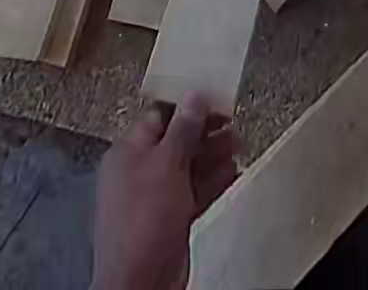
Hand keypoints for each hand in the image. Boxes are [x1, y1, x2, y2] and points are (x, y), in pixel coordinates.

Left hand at [91, 92, 238, 289]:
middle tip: (232, 123)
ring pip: (189, 166)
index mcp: (128, 151)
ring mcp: (155, 197)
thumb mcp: (167, 164)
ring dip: (214, 155)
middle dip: (205, 132)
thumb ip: (183, 129)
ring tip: (239, 144)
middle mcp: (140, 171)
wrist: (142, 285)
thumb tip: (194, 96)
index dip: (187, 106)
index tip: (214, 99)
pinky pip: (194, 192)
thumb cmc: (144, 220)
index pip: (159, 116)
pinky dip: (213, 182)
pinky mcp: (171, 219)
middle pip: (177, 140)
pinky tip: (232, 173)